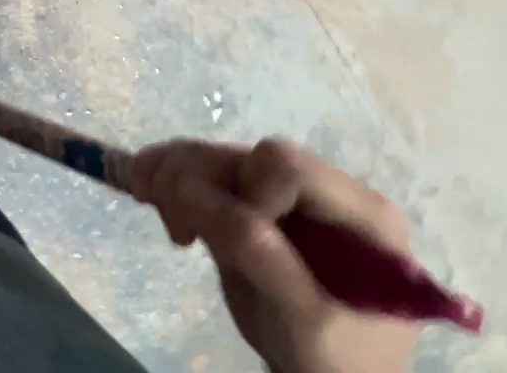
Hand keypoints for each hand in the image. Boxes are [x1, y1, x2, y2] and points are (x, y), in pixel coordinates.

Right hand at [131, 138, 419, 372]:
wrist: (321, 371)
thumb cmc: (331, 352)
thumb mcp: (307, 316)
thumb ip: (263, 256)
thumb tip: (199, 200)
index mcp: (359, 212)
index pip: (287, 166)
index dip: (251, 194)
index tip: (245, 245)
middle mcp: (319, 187)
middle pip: (237, 156)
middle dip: (193, 186)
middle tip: (178, 235)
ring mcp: (278, 190)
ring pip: (207, 155)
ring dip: (168, 181)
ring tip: (169, 228)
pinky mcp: (244, 195)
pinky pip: (193, 166)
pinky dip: (159, 175)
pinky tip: (146, 196)